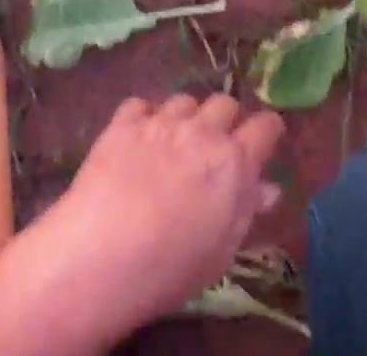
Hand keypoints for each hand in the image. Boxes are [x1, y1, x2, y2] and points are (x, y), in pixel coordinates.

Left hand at [0, 94, 284, 348]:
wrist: (98, 257)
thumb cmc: (170, 266)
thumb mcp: (221, 251)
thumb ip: (246, 212)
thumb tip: (268, 189)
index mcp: (235, 161)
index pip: (266, 125)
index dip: (267, 132)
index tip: (263, 143)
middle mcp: (203, 132)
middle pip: (225, 103)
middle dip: (226, 120)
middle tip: (215, 147)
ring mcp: (161, 123)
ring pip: (185, 100)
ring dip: (187, 117)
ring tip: (175, 142)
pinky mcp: (122, 124)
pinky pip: (141, 104)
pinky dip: (144, 117)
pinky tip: (138, 138)